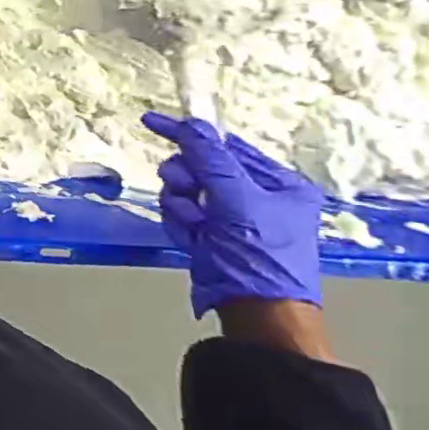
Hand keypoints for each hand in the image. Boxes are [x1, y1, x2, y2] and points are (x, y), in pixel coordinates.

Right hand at [142, 112, 323, 318]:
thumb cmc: (256, 251)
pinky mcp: (207, 233)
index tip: (151, 121)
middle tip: (184, 190)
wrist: (254, 307)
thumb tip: (193, 125)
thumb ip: (212, 160)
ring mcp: (228, 216)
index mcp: (276, 182)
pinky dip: (179, 222)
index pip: (225, 146)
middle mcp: (253, 196)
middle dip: (185, 178)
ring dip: (180, 203)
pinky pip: (178, 213)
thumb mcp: (236, 199)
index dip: (189, 135)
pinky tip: (192, 236)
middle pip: (199, 168)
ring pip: (183, 191)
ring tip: (194, 223)